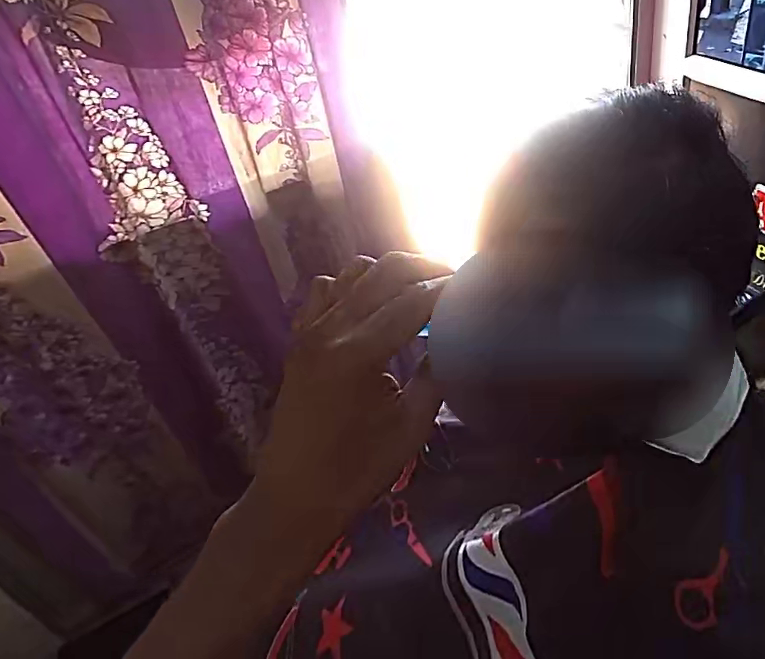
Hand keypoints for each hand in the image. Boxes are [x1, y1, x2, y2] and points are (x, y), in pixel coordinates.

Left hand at [244, 253, 449, 556]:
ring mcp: (310, 328)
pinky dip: (352, 283)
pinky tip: (371, 302)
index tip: (471, 283)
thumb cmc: (356, 471)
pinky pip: (326, 288)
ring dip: (390, 272)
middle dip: (424, 267)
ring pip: (355, 272)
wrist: (293, 497)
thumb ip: (435, 377)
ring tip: (417, 286)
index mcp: (358, 353)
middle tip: (452, 277)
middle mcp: (331, 329)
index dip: (446, 288)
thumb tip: (453, 339)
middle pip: (385, 272)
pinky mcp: (299, 336)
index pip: (412, 301)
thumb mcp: (410, 429)